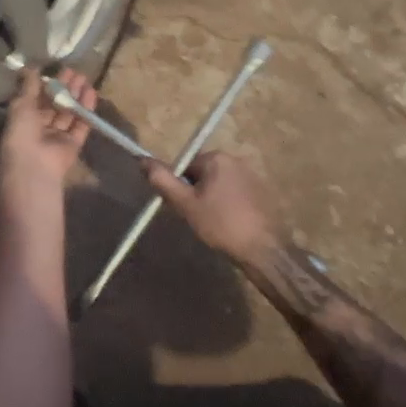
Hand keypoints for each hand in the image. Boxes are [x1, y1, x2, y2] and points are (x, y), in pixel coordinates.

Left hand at [0, 68, 95, 195]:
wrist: (34, 165)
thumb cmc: (21, 133)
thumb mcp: (21, 105)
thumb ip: (28, 86)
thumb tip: (30, 67)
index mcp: (23, 119)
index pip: (37, 98)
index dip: (47, 84)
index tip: (57, 69)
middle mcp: (40, 127)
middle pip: (55, 104)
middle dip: (64, 88)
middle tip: (75, 72)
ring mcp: (57, 136)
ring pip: (69, 113)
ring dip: (76, 96)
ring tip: (84, 78)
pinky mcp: (73, 144)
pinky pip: (81, 124)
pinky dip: (86, 110)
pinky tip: (91, 93)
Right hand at [141, 151, 280, 261]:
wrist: (263, 248)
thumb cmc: (221, 224)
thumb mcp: (186, 204)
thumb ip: (163, 181)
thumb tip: (142, 160)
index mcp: (217, 158)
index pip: (186, 166)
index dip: (181, 189)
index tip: (185, 209)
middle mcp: (236, 160)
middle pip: (203, 174)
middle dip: (197, 194)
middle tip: (198, 218)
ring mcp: (252, 175)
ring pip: (219, 185)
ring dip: (212, 200)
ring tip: (215, 224)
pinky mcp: (262, 191)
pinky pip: (235, 193)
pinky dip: (229, 205)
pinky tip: (231, 224)